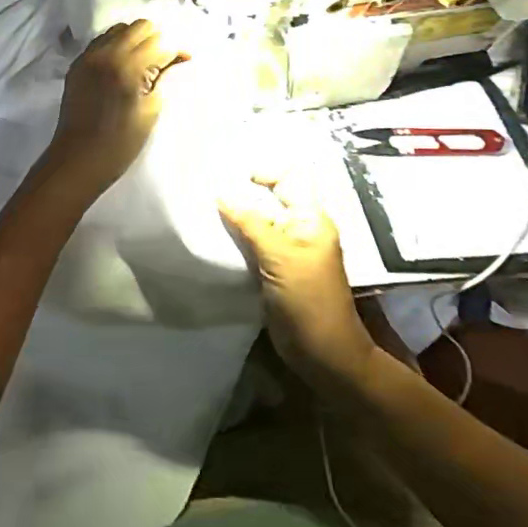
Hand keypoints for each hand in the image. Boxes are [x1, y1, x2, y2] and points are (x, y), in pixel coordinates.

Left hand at [37, 20, 187, 197]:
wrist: (78, 158)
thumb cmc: (121, 143)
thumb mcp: (151, 110)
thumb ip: (162, 78)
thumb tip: (177, 59)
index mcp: (127, 67)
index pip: (159, 42)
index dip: (175, 51)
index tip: (184, 61)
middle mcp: (106, 54)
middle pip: (139, 26)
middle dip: (156, 40)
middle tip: (163, 61)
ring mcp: (88, 57)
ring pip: (119, 30)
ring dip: (135, 40)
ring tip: (143, 62)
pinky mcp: (77, 64)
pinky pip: (101, 42)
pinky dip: (116, 46)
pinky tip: (122, 66)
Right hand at [220, 175, 374, 384]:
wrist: (322, 353)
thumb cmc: (308, 300)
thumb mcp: (279, 256)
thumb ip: (250, 223)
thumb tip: (221, 196)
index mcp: (311, 220)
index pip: (290, 179)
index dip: (265, 173)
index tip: (235, 179)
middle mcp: (299, 229)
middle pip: (268, 201)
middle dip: (242, 195)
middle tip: (208, 190)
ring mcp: (286, 251)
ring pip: (257, 224)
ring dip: (235, 219)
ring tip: (205, 210)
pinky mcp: (272, 270)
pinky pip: (251, 245)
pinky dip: (235, 239)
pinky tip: (214, 236)